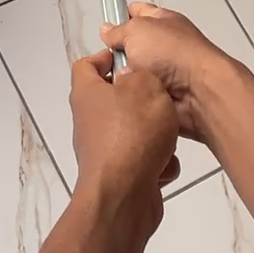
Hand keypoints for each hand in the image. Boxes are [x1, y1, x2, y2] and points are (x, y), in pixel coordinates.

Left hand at [69, 49, 179, 237]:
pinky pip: (144, 160)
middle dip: (144, 102)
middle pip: (117, 101)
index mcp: (87, 94)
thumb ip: (140, 75)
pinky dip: (156, 163)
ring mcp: (104, 151)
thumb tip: (131, 78)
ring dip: (156, 136)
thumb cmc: (132, 132)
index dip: (106, 58)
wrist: (124, 194)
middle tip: (162, 100)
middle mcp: (90, 121)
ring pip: (136, 133)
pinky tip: (162, 167)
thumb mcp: (144, 87)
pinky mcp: (120, 176)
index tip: (131, 59)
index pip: (86, 65)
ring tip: (167, 138)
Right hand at [100, 2, 238, 142]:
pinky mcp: (164, 94)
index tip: (105, 30)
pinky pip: (139, 92)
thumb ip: (118, 31)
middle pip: (132, 46)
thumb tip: (106, 30)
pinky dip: (131, 95)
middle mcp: (165, 44)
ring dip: (121, 77)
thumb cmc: (170, 52)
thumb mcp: (137, 31)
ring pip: (132, 72)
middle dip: (116, 54)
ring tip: (112, 83)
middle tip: (105, 62)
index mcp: (162, 20)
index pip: (137, 11)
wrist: (198, 91)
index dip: (120, 16)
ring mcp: (165, 70)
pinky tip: (122, 97)